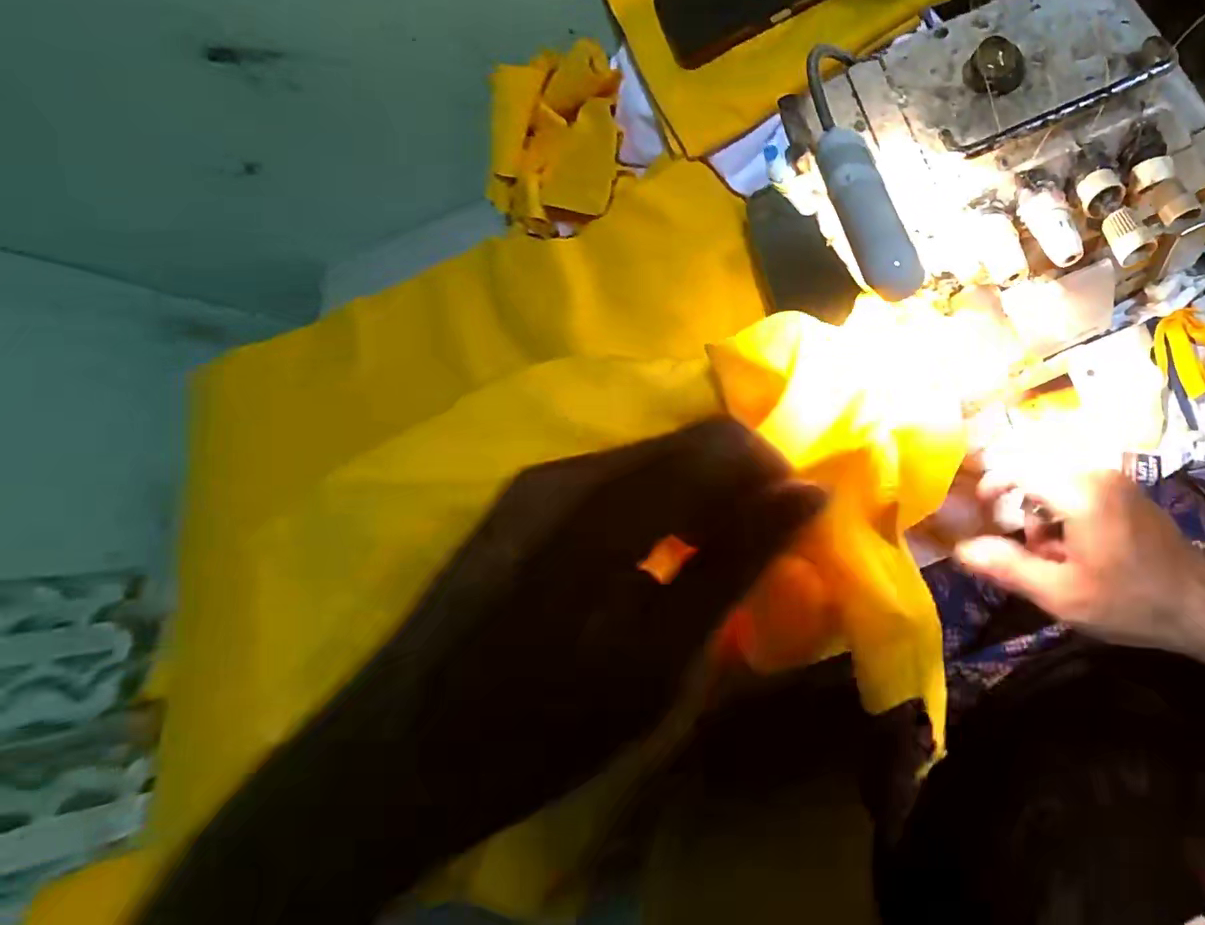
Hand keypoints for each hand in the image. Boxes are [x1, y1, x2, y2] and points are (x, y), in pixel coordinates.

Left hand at [140, 417, 824, 924]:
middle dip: (748, 489)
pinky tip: (668, 561)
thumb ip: (737, 563)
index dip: (775, 478)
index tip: (798, 532)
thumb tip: (810, 493)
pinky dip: (671, 508)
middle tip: (767, 553)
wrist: (385, 769)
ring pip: (663, 459)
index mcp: (598, 508)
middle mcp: (567, 472)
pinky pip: (627, 479)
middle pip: (693, 444)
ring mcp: (540, 483)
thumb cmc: (539, 728)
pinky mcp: (528, 501)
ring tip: (723, 562)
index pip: (721, 445)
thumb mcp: (659, 660)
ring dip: (712, 499)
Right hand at [954, 465, 1204, 654]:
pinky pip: (1081, 489)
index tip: (980, 511)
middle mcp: (1096, 473)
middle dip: (1026, 512)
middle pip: (1038, 475)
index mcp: (1078, 491)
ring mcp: (1115, 478)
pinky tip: (1082, 550)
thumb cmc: (1128, 601)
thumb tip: (963, 549)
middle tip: (1036, 555)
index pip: (1018, 467)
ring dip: (1048, 516)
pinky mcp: (1126, 489)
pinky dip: (1069, 514)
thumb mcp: (1061, 593)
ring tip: (1060, 560)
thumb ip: (1009, 567)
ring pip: (1058, 484)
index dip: (992, 484)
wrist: (1199, 603)